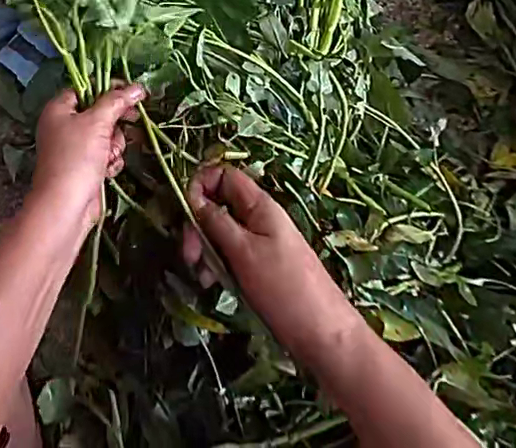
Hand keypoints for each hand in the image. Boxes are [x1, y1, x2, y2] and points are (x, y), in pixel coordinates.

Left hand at [31, 83, 143, 228]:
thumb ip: (116, 102)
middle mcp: (63, 123)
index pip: (86, 87)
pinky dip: (109, 160)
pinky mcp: (84, 165)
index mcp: (59, 108)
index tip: (133, 93)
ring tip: (110, 155)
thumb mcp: (97, 123)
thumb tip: (136, 87)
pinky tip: (108, 169)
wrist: (66, 203)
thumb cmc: (76, 156)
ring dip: (114, 144)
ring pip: (105, 134)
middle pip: (98, 112)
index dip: (109, 89)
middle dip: (115, 122)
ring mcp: (73, 145)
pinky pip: (104, 153)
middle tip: (133, 122)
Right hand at [182, 165, 370, 362]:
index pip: (223, 174)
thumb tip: (192, 196)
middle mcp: (259, 219)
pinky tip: (211, 282)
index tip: (186, 207)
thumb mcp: (243, 251)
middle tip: (189, 253)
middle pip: (216, 205)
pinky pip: (229, 254)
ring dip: (204, 249)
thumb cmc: (285, 290)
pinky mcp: (260, 266)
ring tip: (200, 274)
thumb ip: (214, 220)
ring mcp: (260, 243)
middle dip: (197, 225)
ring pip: (219, 232)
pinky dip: (216, 264)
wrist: (329, 341)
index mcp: (260, 206)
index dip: (200, 184)